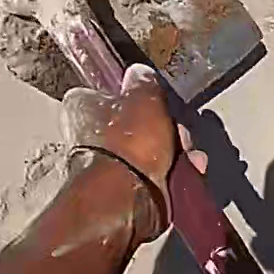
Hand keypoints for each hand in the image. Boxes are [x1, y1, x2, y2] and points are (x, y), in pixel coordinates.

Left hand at [62, 63, 193, 240]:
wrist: (129, 199)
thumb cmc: (129, 145)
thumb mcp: (143, 100)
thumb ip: (144, 84)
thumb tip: (140, 74)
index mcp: (83, 109)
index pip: (107, 94)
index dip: (135, 98)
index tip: (155, 101)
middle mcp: (91, 139)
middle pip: (137, 125)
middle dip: (166, 129)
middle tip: (179, 133)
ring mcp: (111, 168)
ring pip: (153, 151)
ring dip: (177, 152)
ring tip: (190, 157)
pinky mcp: (130, 192)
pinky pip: (159, 175)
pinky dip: (177, 174)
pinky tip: (191, 172)